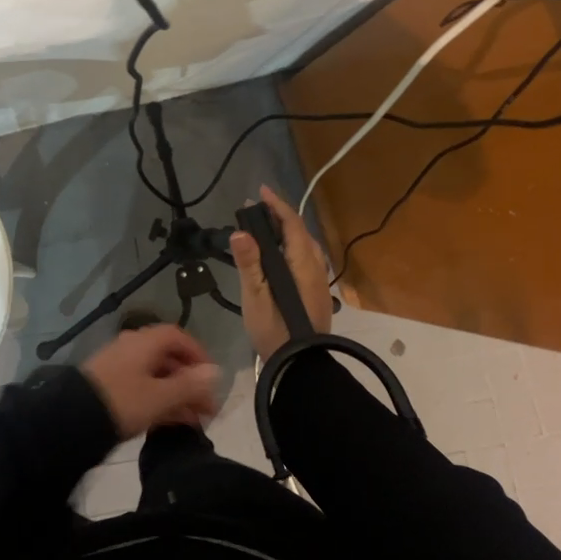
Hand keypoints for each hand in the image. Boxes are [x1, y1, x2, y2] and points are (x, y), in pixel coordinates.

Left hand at [80, 325, 220, 438]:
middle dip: (190, 381)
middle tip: (207, 407)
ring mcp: (120, 365)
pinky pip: (143, 386)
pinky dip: (160, 400)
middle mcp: (133, 347)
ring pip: (157, 375)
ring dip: (177, 394)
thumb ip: (189, 384)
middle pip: (169, 358)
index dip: (198, 355)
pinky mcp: (111, 384)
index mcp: (145, 341)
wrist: (73, 418)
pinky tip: (172, 421)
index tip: (212, 378)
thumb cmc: (123, 401)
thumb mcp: (160, 396)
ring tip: (195, 420)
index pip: (179, 337)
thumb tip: (215, 372)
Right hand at [229, 185, 333, 357]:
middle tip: (257, 209)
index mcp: (303, 264)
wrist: (301, 368)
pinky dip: (293, 247)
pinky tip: (282, 256)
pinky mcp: (317, 295)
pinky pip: (307, 259)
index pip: (292, 225)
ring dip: (288, 232)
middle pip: (301, 233)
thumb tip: (241, 231)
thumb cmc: (276, 330)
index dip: (277, 205)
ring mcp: (319, 283)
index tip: (260, 191)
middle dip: (281, 216)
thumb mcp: (256, 297)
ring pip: (306, 247)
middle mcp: (316, 268)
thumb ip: (250, 263)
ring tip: (267, 227)